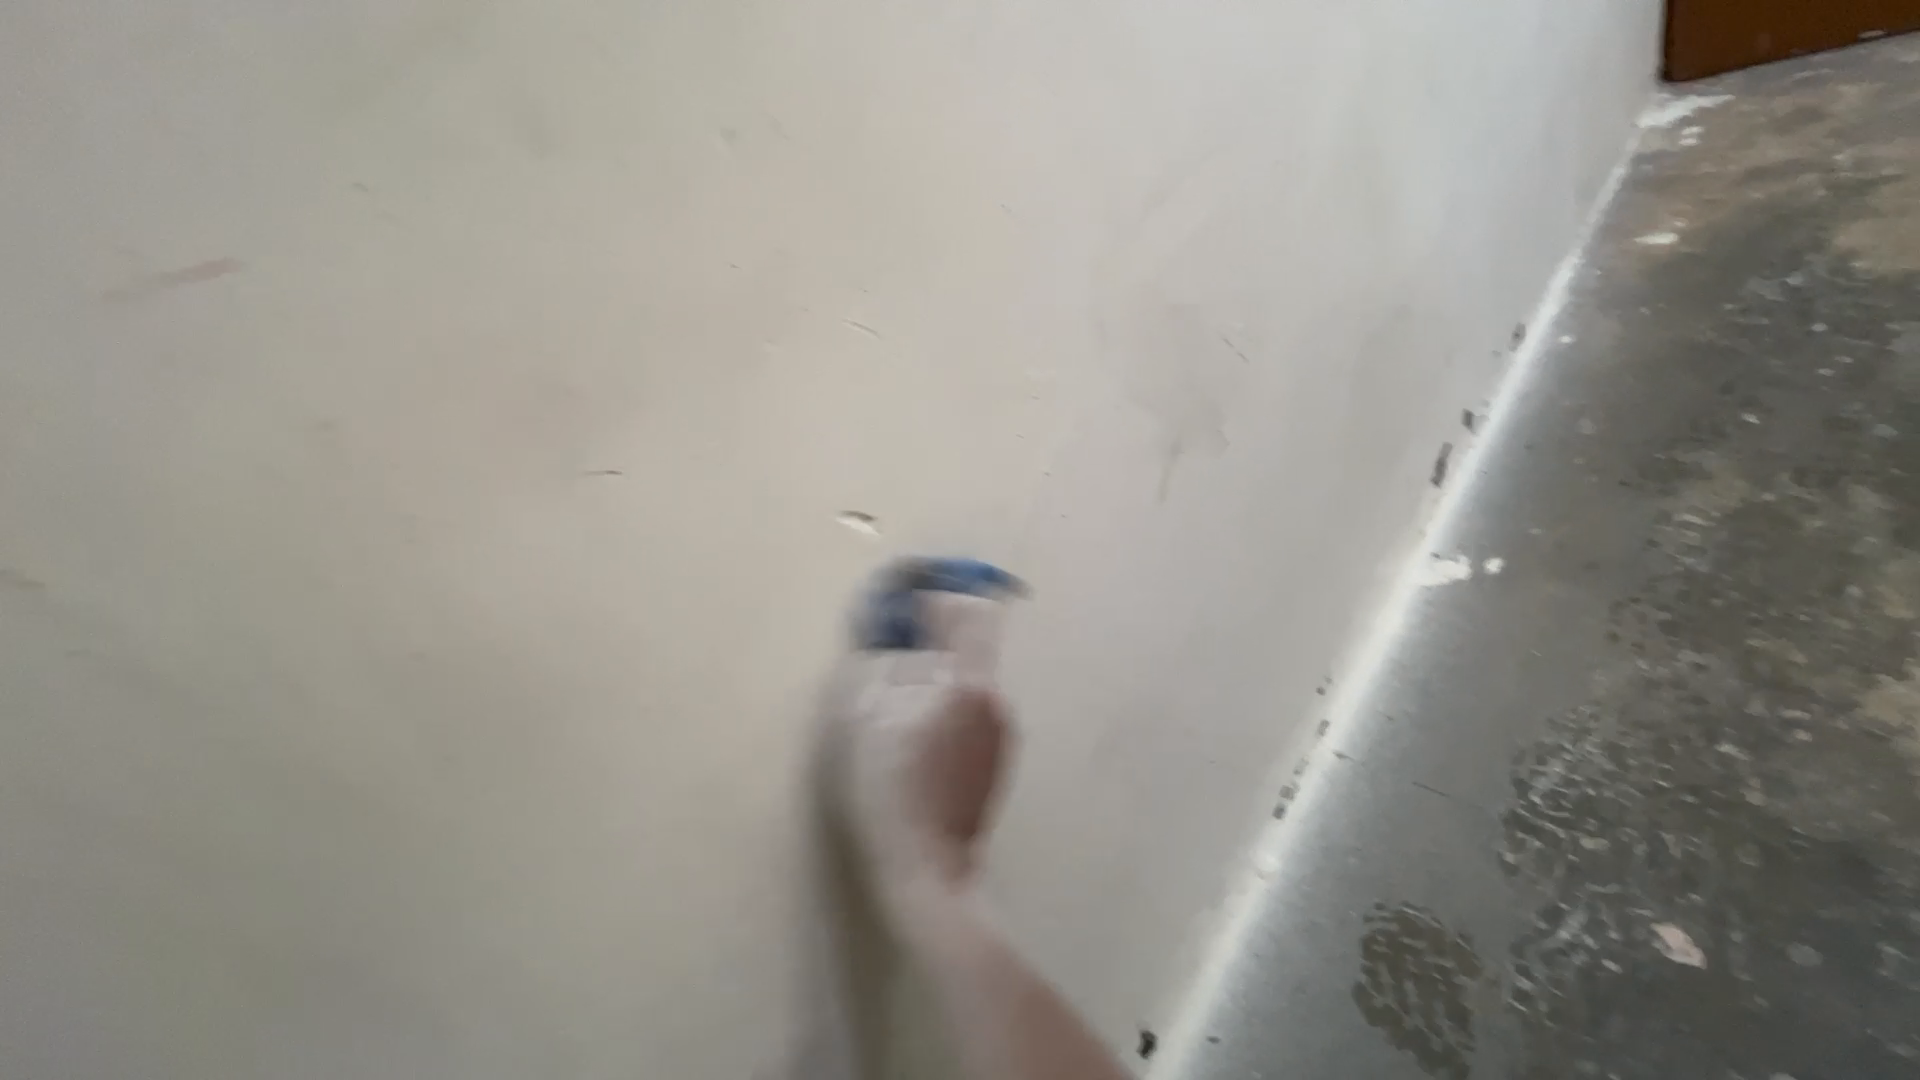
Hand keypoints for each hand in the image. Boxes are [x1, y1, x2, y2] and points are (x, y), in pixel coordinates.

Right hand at [818, 593, 1014, 912]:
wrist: (928, 865)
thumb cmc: (888, 786)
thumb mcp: (861, 714)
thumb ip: (880, 663)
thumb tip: (895, 644)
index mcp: (967, 681)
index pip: (969, 611)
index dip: (935, 601)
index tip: (905, 614)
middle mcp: (996, 699)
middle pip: (968, 648)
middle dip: (929, 646)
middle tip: (890, 665)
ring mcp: (1003, 732)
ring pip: (967, 683)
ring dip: (936, 683)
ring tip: (898, 716)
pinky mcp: (999, 759)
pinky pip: (972, 714)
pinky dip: (946, 713)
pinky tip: (918, 749)